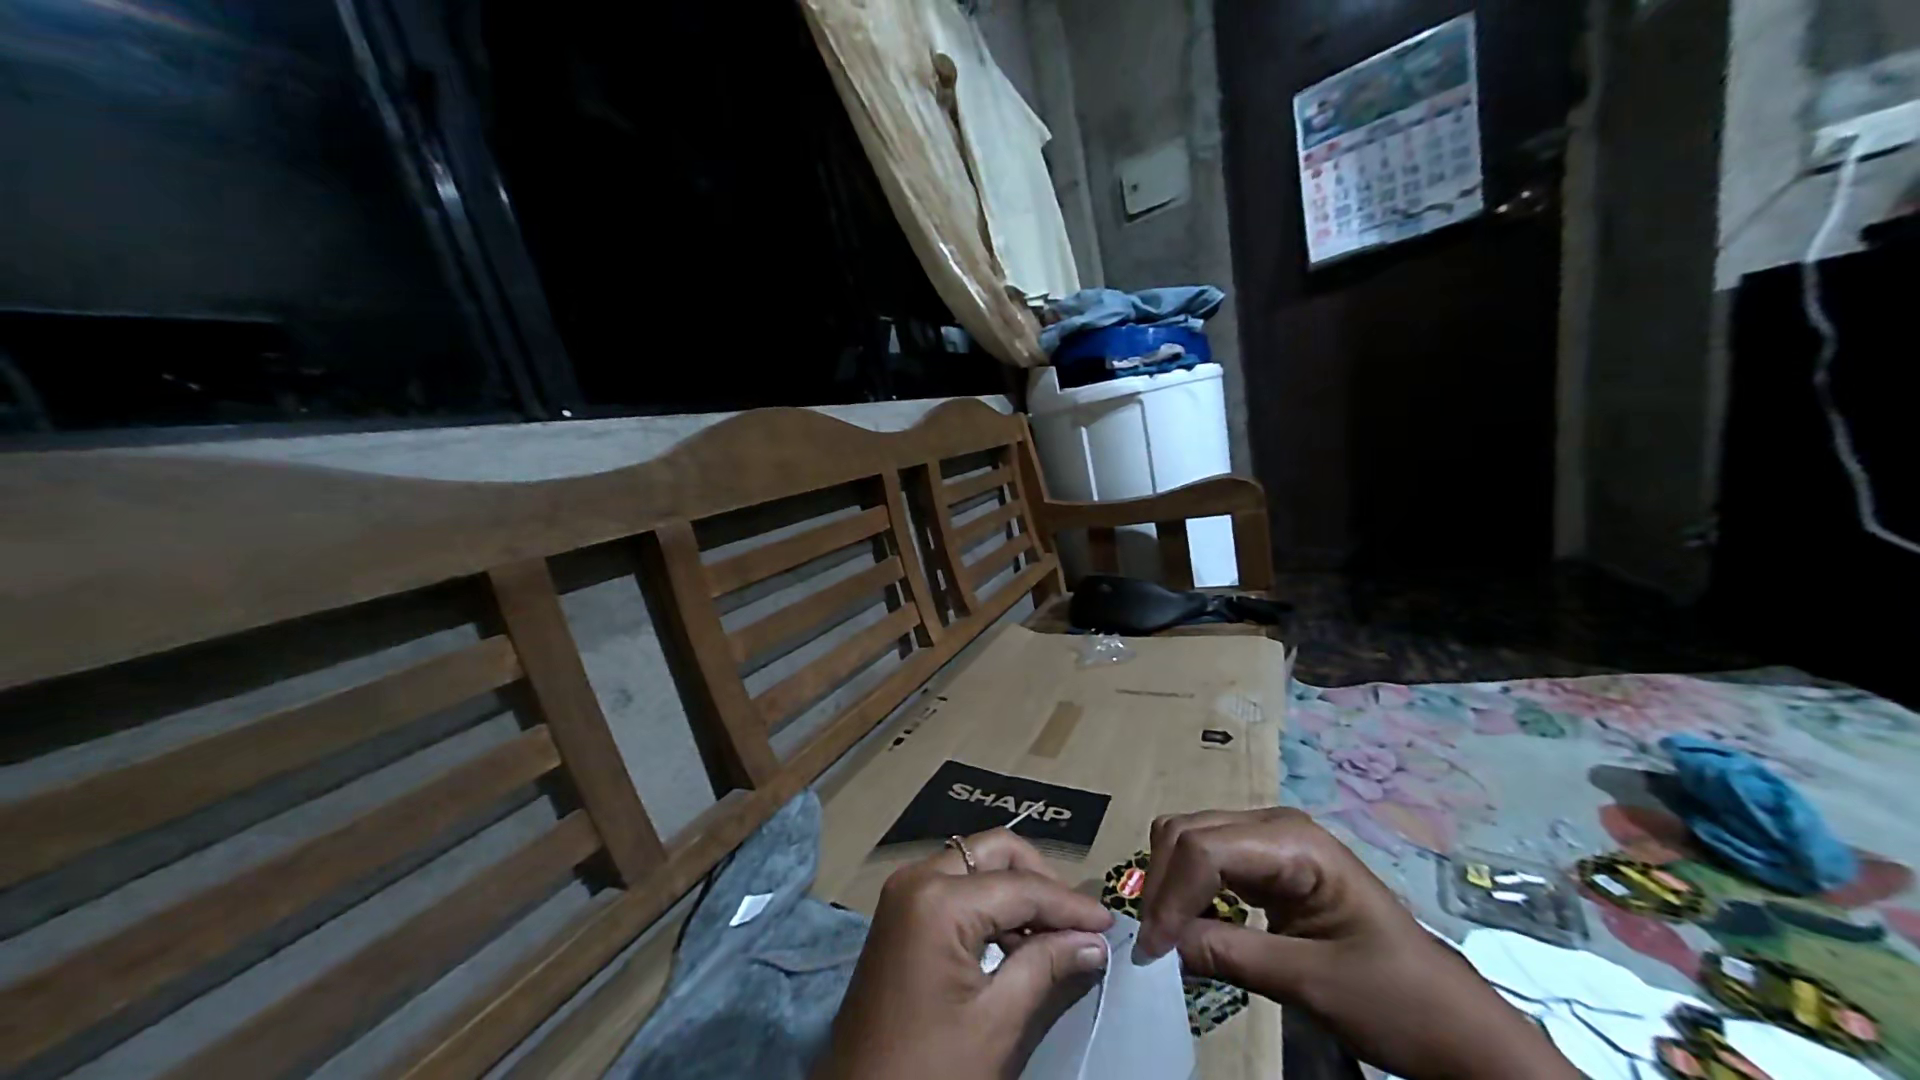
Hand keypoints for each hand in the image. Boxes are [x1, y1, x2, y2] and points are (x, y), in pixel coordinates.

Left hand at [814, 829, 1115, 1079]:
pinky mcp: (901, 911)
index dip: (1069, 904)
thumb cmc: (929, 1068)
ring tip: (1054, 936)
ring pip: (975, 864)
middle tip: (1076, 921)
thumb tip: (1092, 940)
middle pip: (995, 852)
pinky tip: (1017, 941)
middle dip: (1039, 879)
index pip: (1021, 886)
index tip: (1107, 922)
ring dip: (1016, 891)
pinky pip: (955, 886)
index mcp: (938, 899)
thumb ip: (1047, 965)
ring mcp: (904, 891)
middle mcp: (917, 877)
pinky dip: (989, 903)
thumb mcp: (997, 1021)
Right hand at [1135, 808, 1578, 1079]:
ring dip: (1169, 883)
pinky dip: (1186, 887)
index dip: (1171, 896)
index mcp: (1294, 841)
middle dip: (1163, 885)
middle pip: (1188, 832)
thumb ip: (1228, 954)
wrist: (1452, 1022)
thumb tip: (1158, 946)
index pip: (1204, 849)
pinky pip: (1206, 858)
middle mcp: (1274, 824)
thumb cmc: (1395, 1000)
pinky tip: (1189, 922)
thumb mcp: (1310, 982)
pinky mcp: (1265, 861)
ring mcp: (1269, 838)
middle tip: (1155, 946)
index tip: (1155, 953)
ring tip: (1168, 936)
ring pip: (1188, 839)